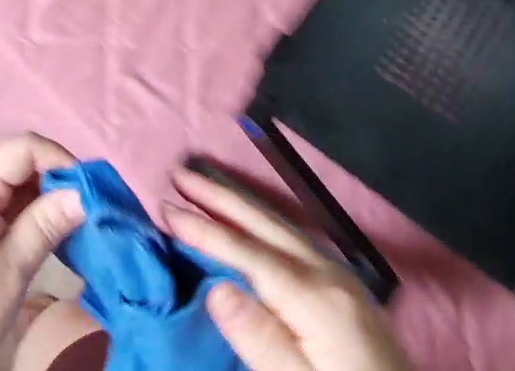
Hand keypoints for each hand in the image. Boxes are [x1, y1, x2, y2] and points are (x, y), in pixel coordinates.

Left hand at [0, 134, 86, 370]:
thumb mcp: (9, 270)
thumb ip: (45, 225)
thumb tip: (84, 193)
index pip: (24, 147)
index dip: (61, 161)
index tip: (92, 193)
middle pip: (19, 162)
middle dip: (58, 181)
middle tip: (92, 214)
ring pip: (13, 185)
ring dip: (46, 200)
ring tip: (78, 229)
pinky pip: (1, 204)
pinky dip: (28, 216)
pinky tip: (50, 240)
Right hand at [165, 168, 411, 370]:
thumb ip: (263, 341)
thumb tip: (217, 288)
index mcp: (316, 298)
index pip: (248, 253)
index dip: (205, 228)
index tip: (165, 207)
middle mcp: (330, 276)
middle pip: (266, 225)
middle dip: (220, 197)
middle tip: (179, 172)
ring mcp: (344, 281)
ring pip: (282, 227)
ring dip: (240, 205)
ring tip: (206, 187)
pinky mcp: (349, 293)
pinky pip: (295, 240)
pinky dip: (264, 223)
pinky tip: (254, 225)